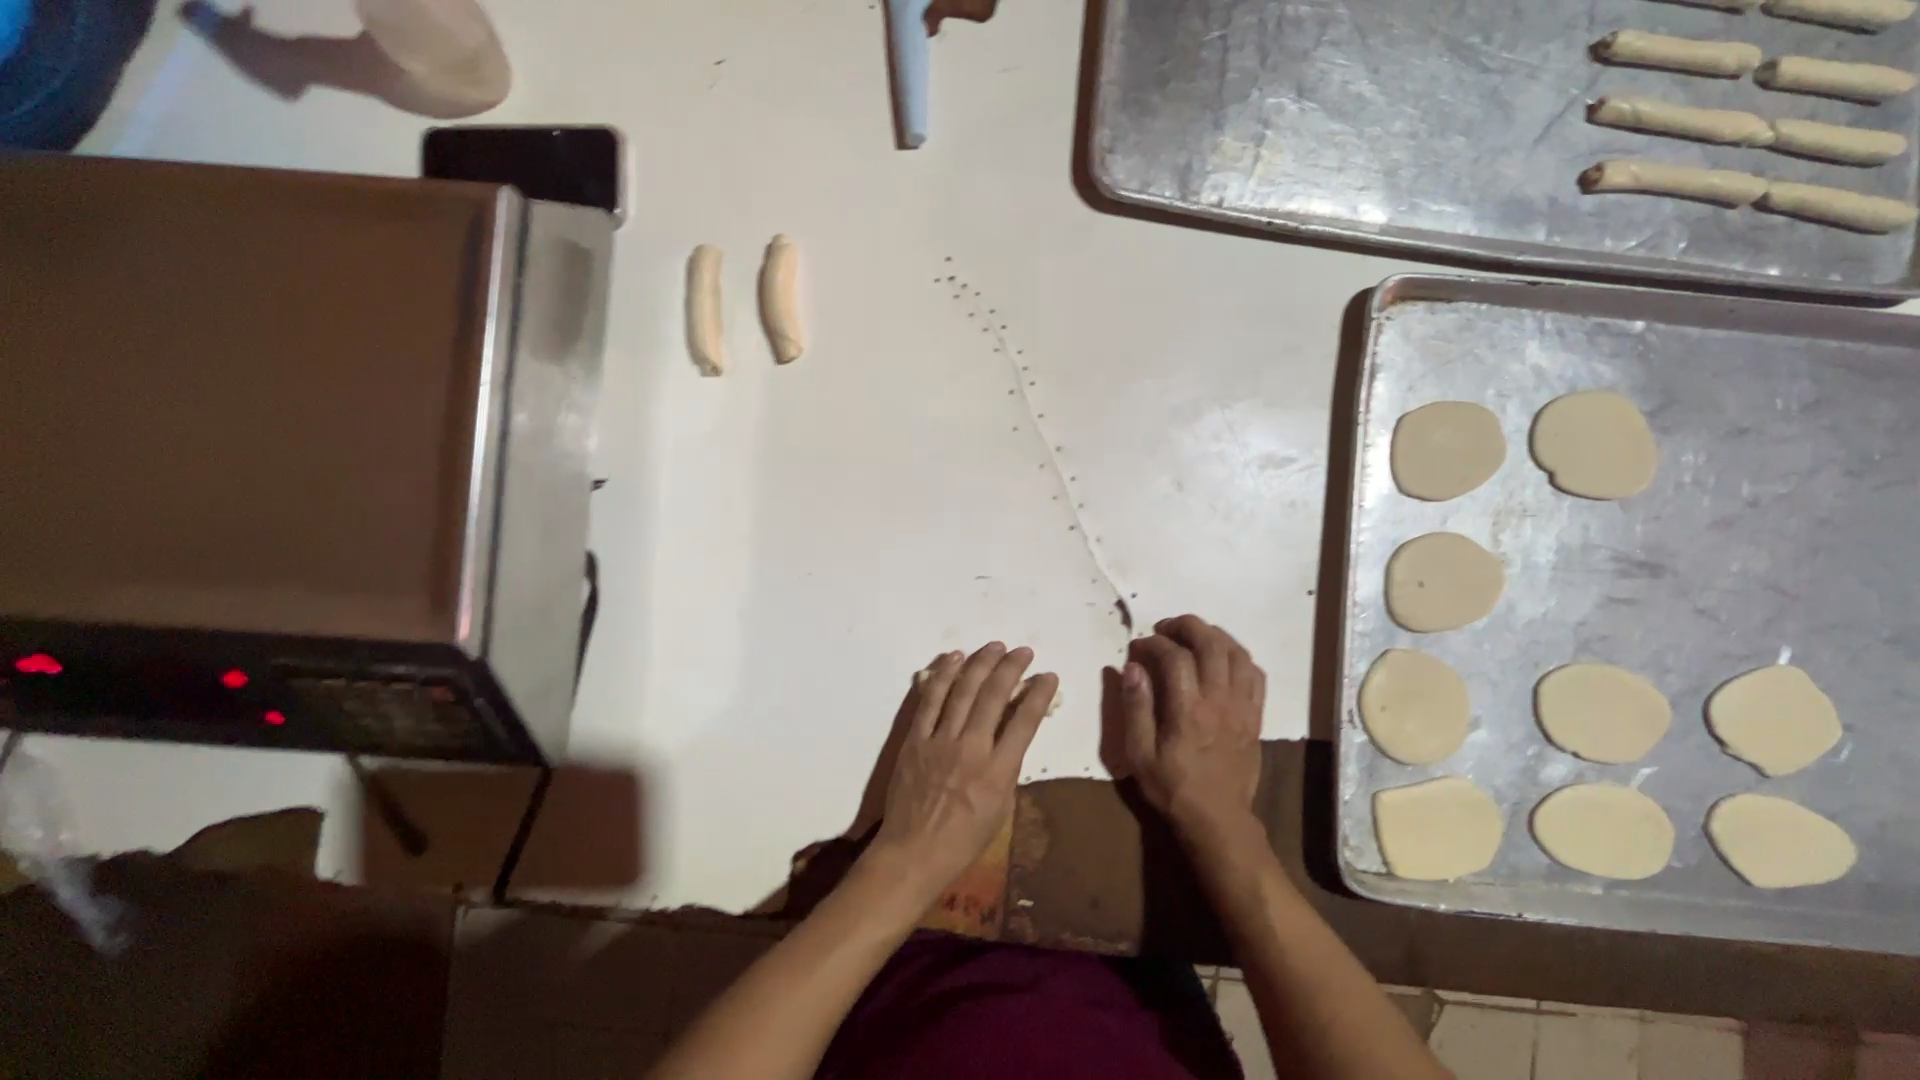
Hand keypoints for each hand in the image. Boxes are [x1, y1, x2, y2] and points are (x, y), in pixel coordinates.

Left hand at [867, 643, 1057, 901]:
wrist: (914, 853)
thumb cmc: (964, 841)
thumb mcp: (1002, 808)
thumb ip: (1008, 768)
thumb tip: (1013, 736)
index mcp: (998, 771)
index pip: (1025, 721)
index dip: (1039, 693)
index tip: (1048, 675)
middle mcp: (971, 748)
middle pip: (994, 696)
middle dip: (1011, 668)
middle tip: (1023, 651)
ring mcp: (940, 741)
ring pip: (963, 690)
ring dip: (980, 663)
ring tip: (994, 647)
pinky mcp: (915, 740)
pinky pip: (929, 700)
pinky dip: (942, 676)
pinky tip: (954, 659)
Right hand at [1111, 615, 1265, 842]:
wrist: (1218, 819)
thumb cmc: (1172, 788)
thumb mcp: (1140, 754)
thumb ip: (1135, 708)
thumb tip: (1132, 668)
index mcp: (1188, 710)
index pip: (1175, 657)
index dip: (1154, 643)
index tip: (1138, 647)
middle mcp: (1219, 701)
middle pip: (1211, 644)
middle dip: (1186, 626)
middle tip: (1165, 628)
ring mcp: (1243, 707)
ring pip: (1237, 653)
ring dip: (1214, 635)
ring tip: (1192, 636)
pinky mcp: (1256, 716)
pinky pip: (1255, 674)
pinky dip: (1238, 656)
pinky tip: (1222, 658)